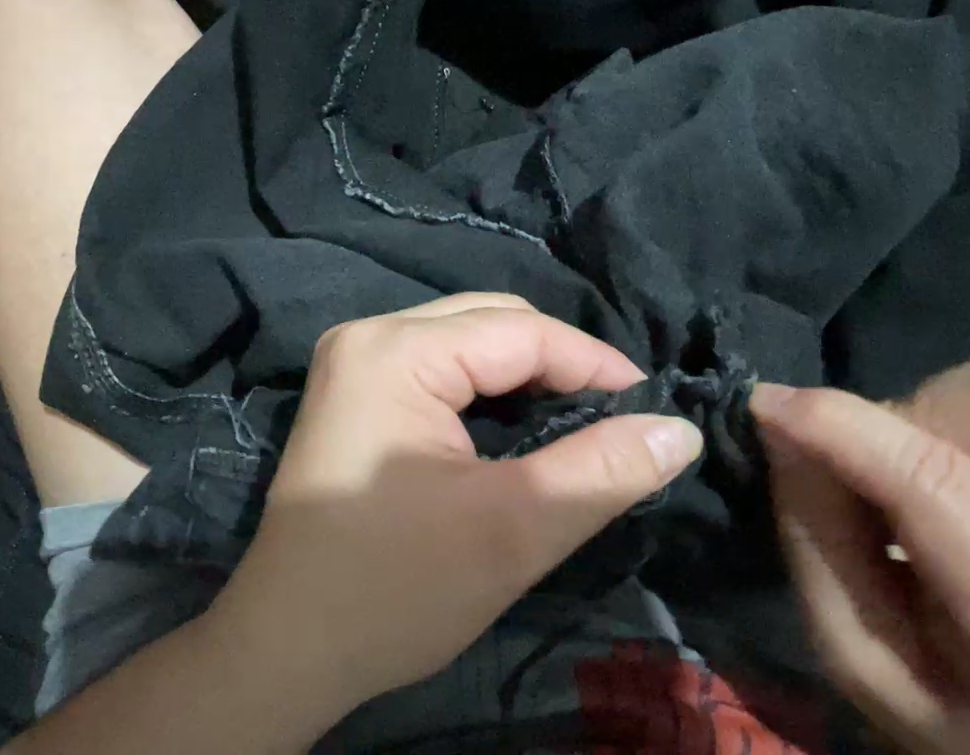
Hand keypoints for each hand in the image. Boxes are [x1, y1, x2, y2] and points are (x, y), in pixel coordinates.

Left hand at [206, 293, 704, 710]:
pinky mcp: (354, 392)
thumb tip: (681, 429)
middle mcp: (368, 335)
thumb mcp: (512, 529)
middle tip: (616, 418)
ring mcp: (354, 361)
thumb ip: (602, 471)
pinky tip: (517, 427)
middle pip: (491, 321)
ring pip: (467, 340)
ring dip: (526, 375)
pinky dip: (488, 390)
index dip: (595, 363)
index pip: (520, 330)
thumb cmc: (396, 589)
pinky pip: (439, 365)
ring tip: (578, 423)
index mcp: (394, 351)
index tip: (655, 409)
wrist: (288, 647)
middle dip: (560, 363)